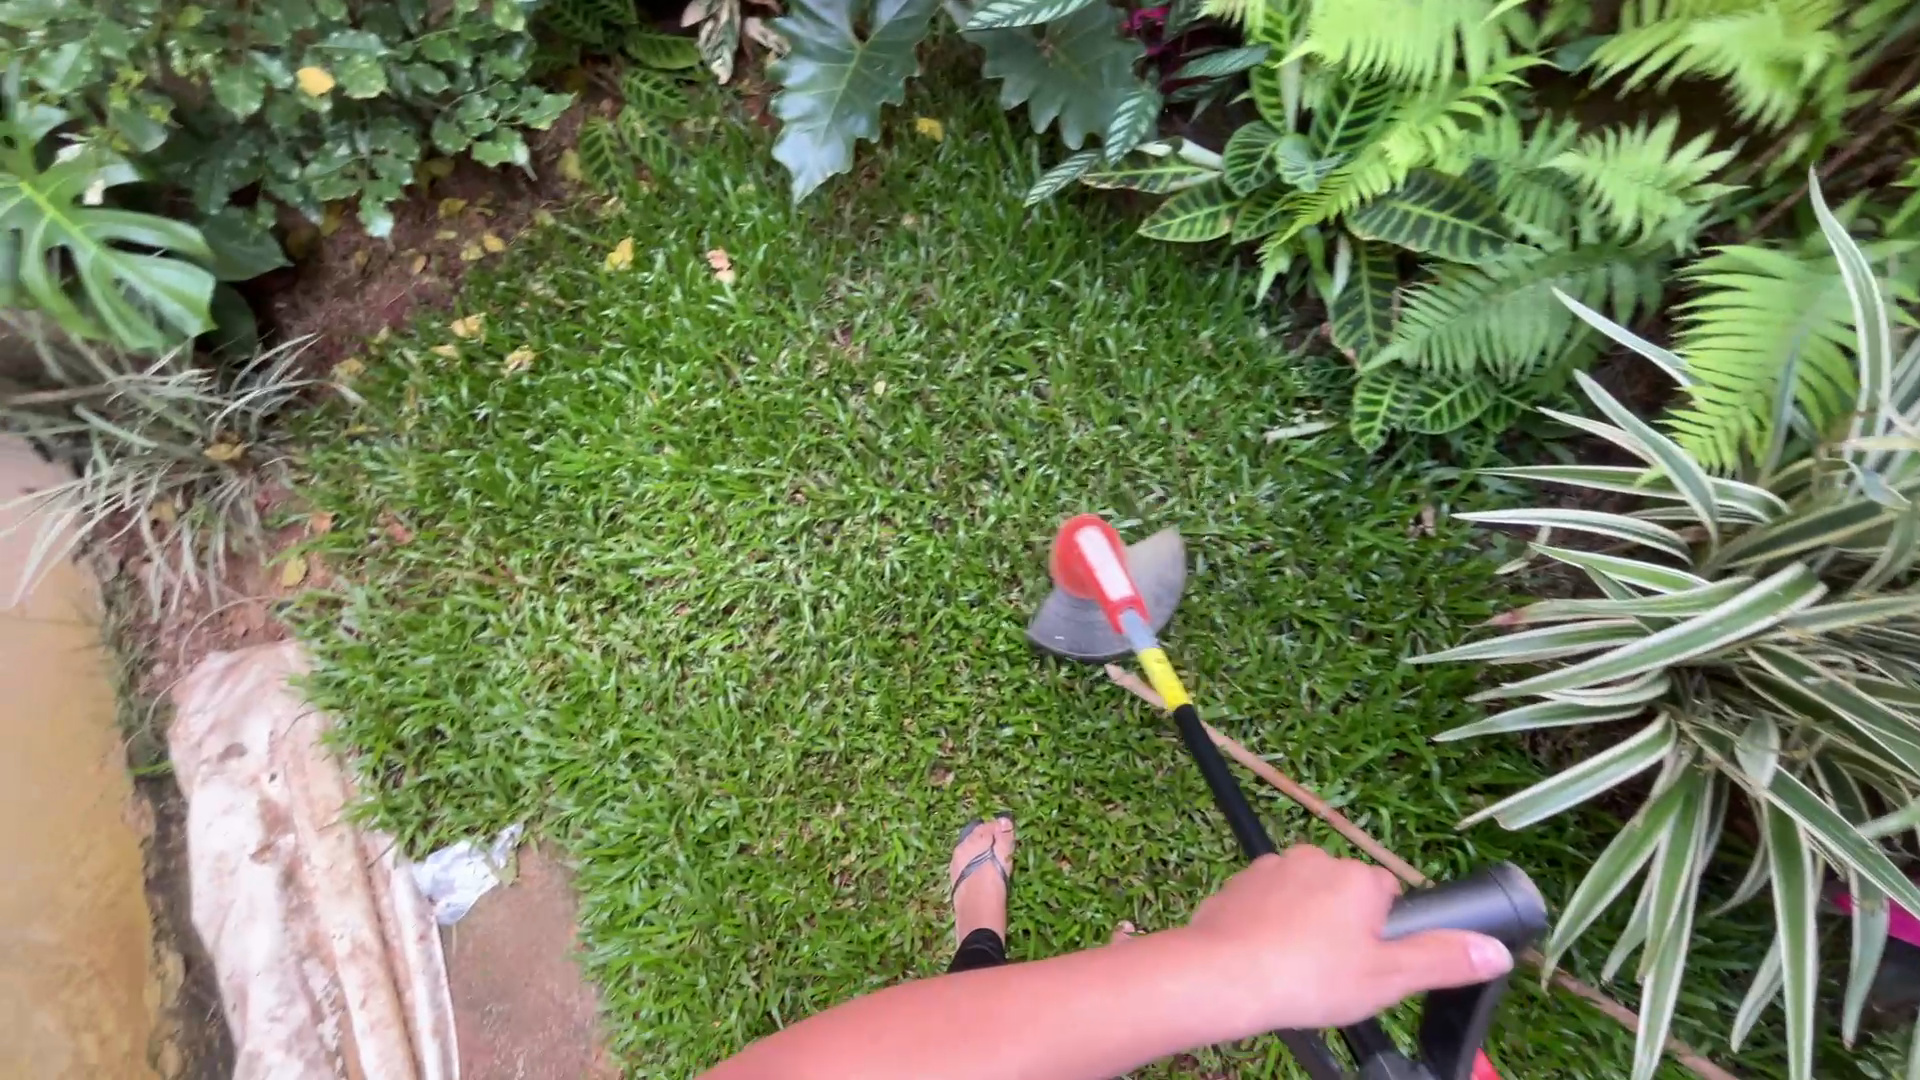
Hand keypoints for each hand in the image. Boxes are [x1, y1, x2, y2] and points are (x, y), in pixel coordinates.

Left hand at [1175, 846, 1513, 1034]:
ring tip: (1300, 966)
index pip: (1388, 892)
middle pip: (1345, 890)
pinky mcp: (1241, 880)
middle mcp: (1315, 858)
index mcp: (1356, 876)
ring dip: (1308, 921)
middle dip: (1346, 924)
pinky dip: (1273, 921)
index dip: (1385, 929)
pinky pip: (1270, 899)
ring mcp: (1272, 865)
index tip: (1372, 960)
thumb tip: (1495, 949)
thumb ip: (1442, 959)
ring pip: (1305, 894)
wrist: (1226, 971)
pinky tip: (1268, 954)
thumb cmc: (1313, 976)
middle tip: (1337, 969)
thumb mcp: (1389, 977)